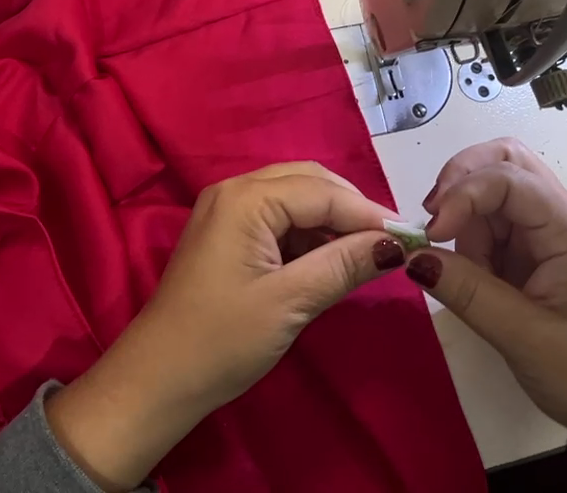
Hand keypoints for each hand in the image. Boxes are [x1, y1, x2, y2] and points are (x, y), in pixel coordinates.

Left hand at [46, 162, 405, 490]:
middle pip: (309, 183)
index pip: (322, 192)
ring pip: (296, 198)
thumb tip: (397, 245)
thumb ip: (343, 266)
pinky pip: (280, 217)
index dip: (368, 213)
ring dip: (332, 220)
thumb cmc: (220, 341)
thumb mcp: (289, 303)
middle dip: (352, 210)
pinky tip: (330, 258)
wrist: (155, 382)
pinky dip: (310, 234)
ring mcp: (228, 209)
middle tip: (391, 242)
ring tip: (367, 252)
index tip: (410, 237)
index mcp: (246, 198)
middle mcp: (236, 190)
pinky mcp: (228, 232)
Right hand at [412, 140, 566, 492]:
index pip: (511, 178)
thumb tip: (411, 255)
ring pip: (493, 186)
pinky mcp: (531, 250)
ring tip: (455, 262)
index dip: (464, 192)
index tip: (431, 233)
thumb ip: (467, 292)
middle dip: (461, 178)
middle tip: (433, 221)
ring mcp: (545, 231)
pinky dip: (468, 234)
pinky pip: (491, 221)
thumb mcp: (523, 339)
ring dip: (463, 212)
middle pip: (506, 160)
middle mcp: (559, 217)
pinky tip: (467, 270)